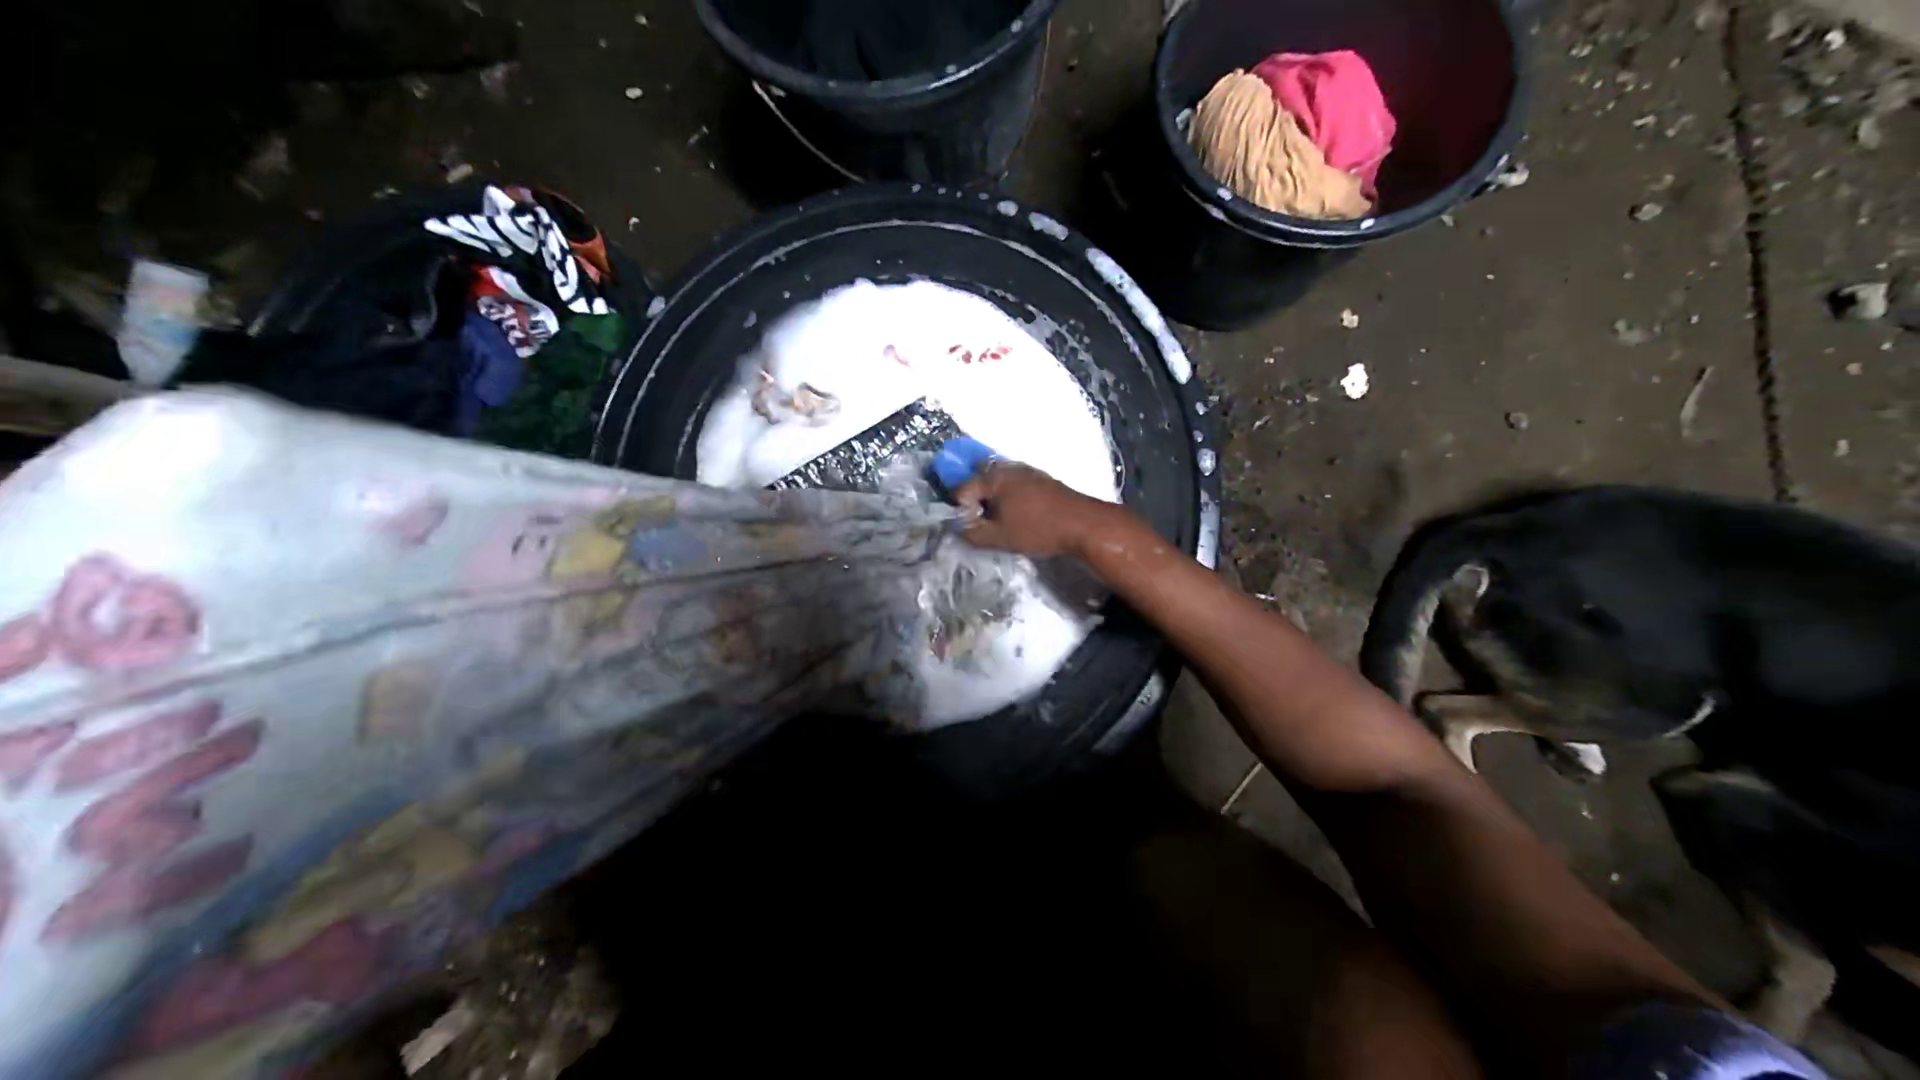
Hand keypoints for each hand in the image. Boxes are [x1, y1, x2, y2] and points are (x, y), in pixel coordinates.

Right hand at [951, 462, 1120, 558]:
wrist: (1083, 524)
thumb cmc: (1038, 529)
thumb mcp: (998, 537)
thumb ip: (971, 532)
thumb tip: (957, 527)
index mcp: (993, 477)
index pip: (961, 490)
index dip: (960, 510)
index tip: (970, 528)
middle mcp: (1007, 467)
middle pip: (979, 481)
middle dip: (975, 501)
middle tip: (982, 522)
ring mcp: (1026, 470)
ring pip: (997, 482)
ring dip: (993, 499)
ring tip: (999, 521)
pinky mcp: (1040, 478)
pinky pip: (1014, 484)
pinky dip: (1009, 497)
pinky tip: (1017, 514)